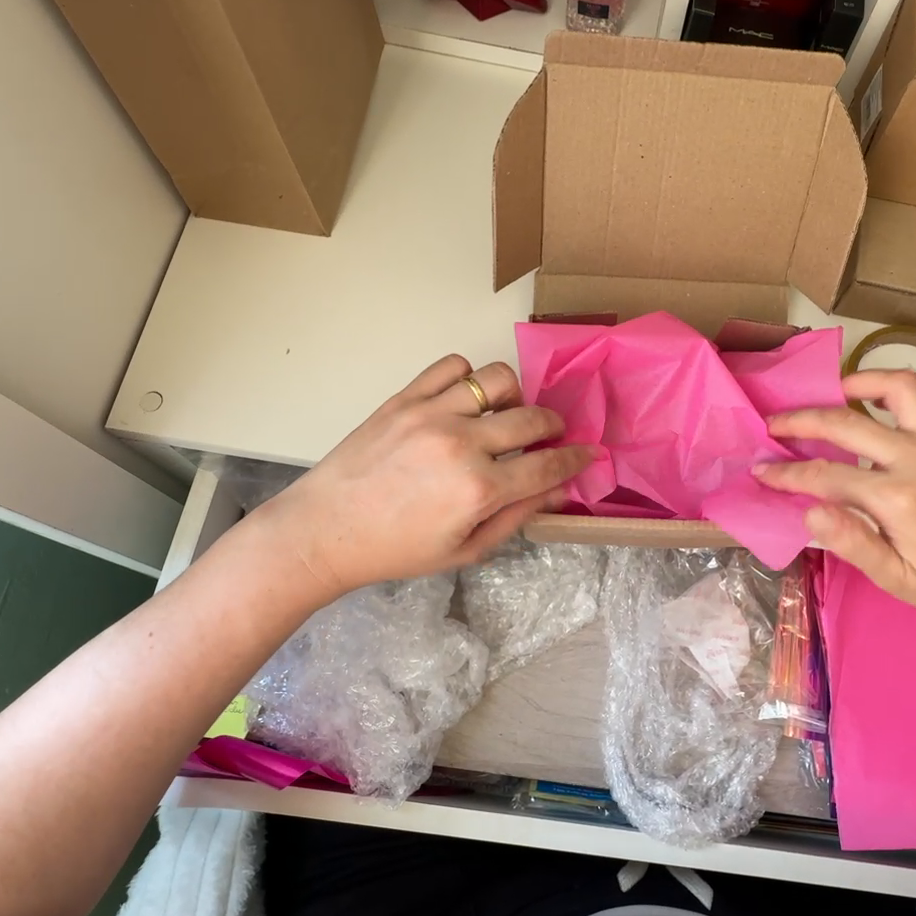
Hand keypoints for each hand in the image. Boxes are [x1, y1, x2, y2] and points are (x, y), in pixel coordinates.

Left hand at [244, 355, 593, 598]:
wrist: (326, 530)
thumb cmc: (397, 550)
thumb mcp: (466, 549)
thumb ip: (517, 516)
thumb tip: (559, 490)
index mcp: (479, 489)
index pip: (548, 465)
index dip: (576, 458)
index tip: (588, 452)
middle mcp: (461, 445)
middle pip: (532, 417)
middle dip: (554, 426)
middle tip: (549, 437)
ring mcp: (431, 414)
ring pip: (496, 379)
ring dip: (514, 395)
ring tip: (504, 414)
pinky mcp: (404, 398)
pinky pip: (452, 366)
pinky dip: (469, 378)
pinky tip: (466, 401)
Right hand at [754, 370, 915, 633]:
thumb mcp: (896, 580)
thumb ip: (852, 543)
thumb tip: (808, 510)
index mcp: (898, 498)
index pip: (825, 476)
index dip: (786, 474)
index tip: (760, 472)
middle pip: (848, 422)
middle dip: (802, 420)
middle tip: (774, 423)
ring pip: (901, 386)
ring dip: (862, 380)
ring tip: (835, 391)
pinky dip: (912, 383)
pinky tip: (889, 396)